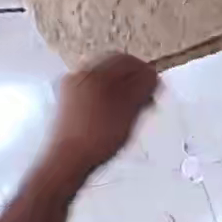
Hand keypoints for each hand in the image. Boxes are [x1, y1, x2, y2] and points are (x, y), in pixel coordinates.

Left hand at [42, 53, 158, 181]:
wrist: (67, 161)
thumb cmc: (95, 139)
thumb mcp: (129, 112)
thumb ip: (142, 88)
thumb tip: (151, 75)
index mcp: (94, 73)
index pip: (125, 59)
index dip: (144, 71)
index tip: (154, 83)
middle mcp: (78, 76)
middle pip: (112, 67)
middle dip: (132, 79)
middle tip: (145, 94)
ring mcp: (70, 90)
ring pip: (102, 80)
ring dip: (120, 89)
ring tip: (132, 107)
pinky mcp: (66, 104)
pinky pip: (91, 92)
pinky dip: (106, 98)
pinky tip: (113, 115)